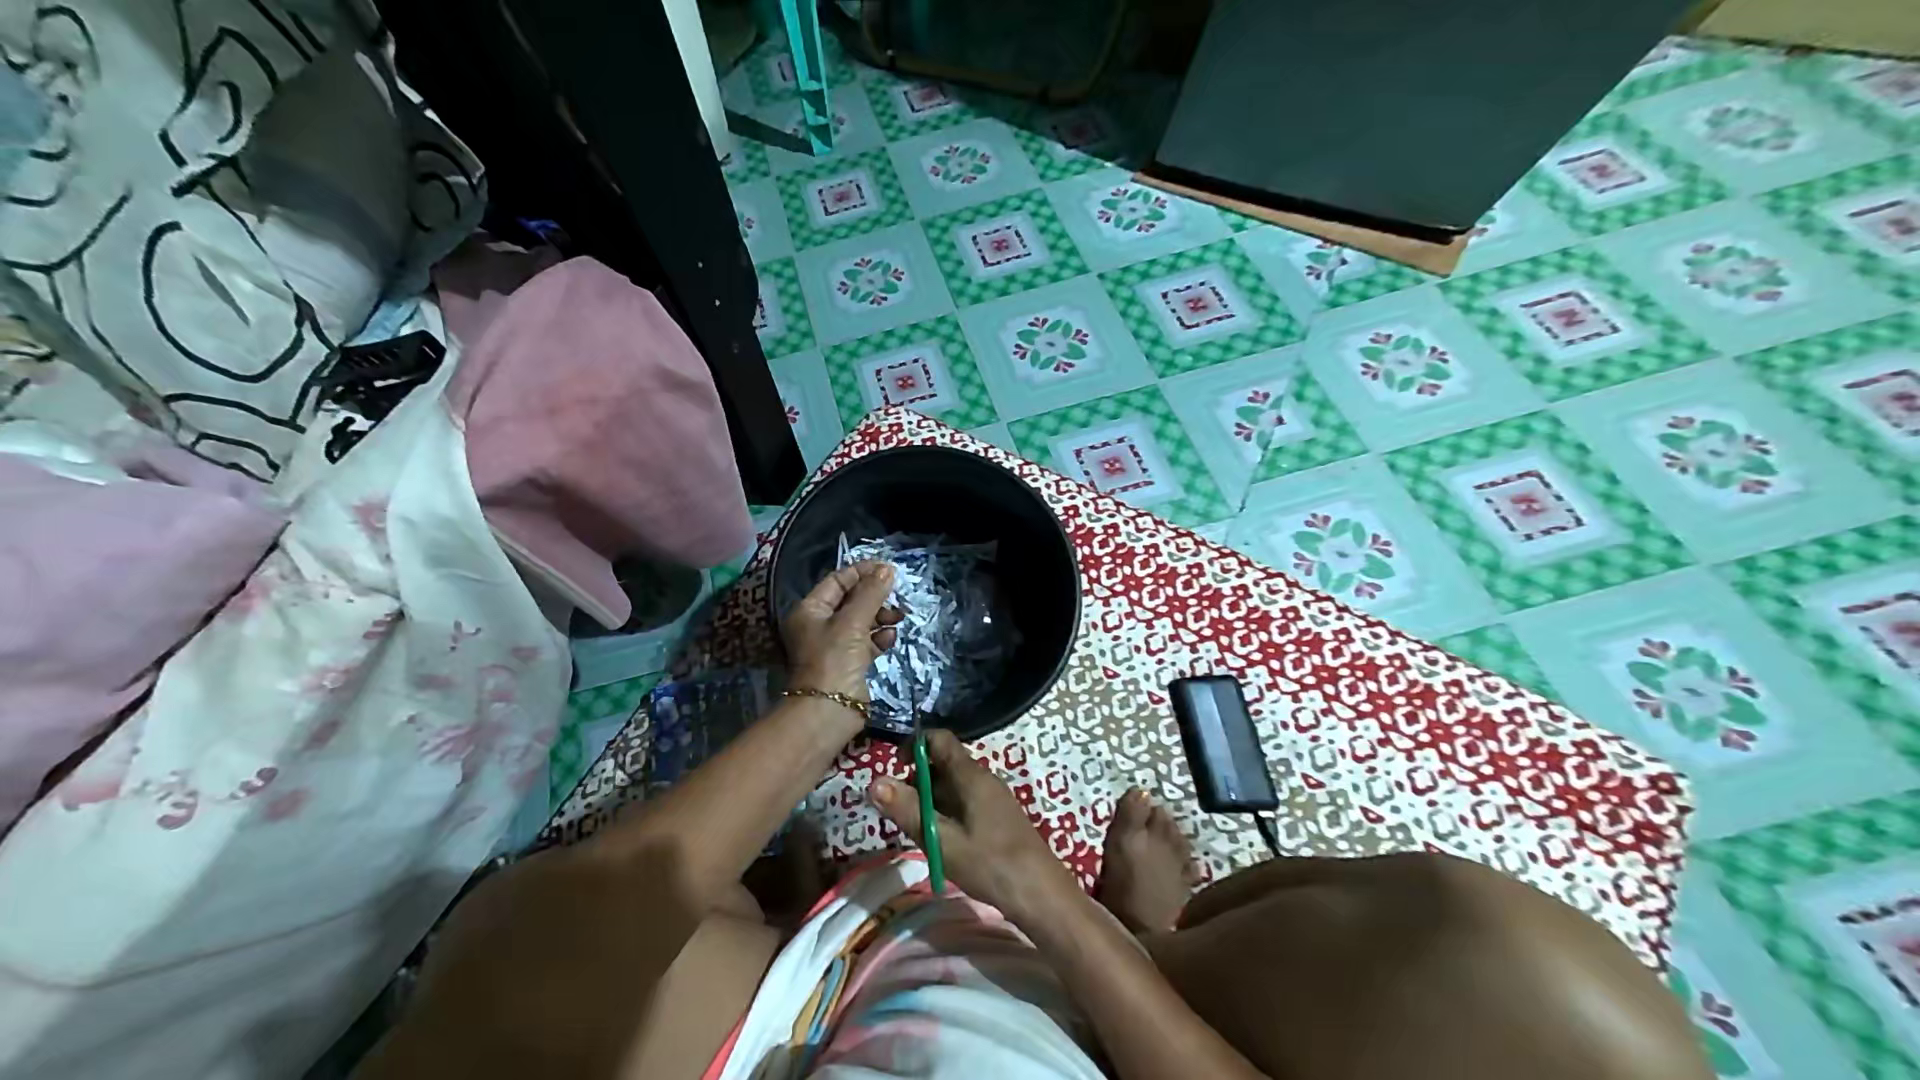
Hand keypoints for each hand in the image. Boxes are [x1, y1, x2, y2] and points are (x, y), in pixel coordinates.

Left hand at [782, 562, 902, 699]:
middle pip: (851, 600)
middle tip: (896, 596)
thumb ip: (871, 593)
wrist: (829, 711)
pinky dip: (880, 637)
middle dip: (875, 596)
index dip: (862, 572)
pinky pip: (867, 641)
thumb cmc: (834, 660)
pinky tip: (890, 637)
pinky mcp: (849, 663)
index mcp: (810, 610)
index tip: (887, 569)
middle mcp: (819, 625)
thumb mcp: (853, 622)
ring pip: (862, 620)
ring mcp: (834, 645)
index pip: (837, 581)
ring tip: (898, 617)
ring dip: (881, 616)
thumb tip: (887, 569)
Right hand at [869, 729, 1076, 916]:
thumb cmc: (989, 863)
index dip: (913, 747)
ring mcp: (991, 798)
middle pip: (942, 763)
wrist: (1040, 894)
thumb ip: (908, 810)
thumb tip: (874, 781)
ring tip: (916, 831)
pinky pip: (963, 803)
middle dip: (916, 781)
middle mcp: (982, 778)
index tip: (894, 771)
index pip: (939, 739)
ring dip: (929, 801)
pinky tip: (940, 842)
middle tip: (899, 812)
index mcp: (971, 774)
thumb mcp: (941, 839)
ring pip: (951, 786)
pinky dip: (945, 814)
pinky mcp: (996, 817)